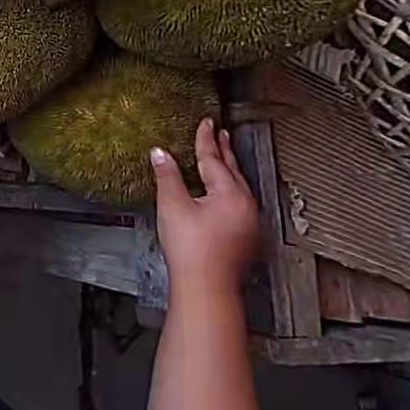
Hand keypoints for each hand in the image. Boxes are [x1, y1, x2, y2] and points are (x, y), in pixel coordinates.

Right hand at [152, 119, 259, 296]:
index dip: (206, 138)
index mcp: (230, 193)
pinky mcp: (245, 235)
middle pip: (232, 169)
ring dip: (229, 167)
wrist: (206, 288)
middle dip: (224, 150)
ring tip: (223, 155)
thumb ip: (168, 175)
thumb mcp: (172, 205)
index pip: (214, 158)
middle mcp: (245, 205)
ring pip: (239, 185)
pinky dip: (230, 187)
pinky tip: (223, 190)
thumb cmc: (191, 249)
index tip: (207, 122)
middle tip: (221, 132)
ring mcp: (248, 221)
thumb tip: (160, 153)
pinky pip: (240, 200)